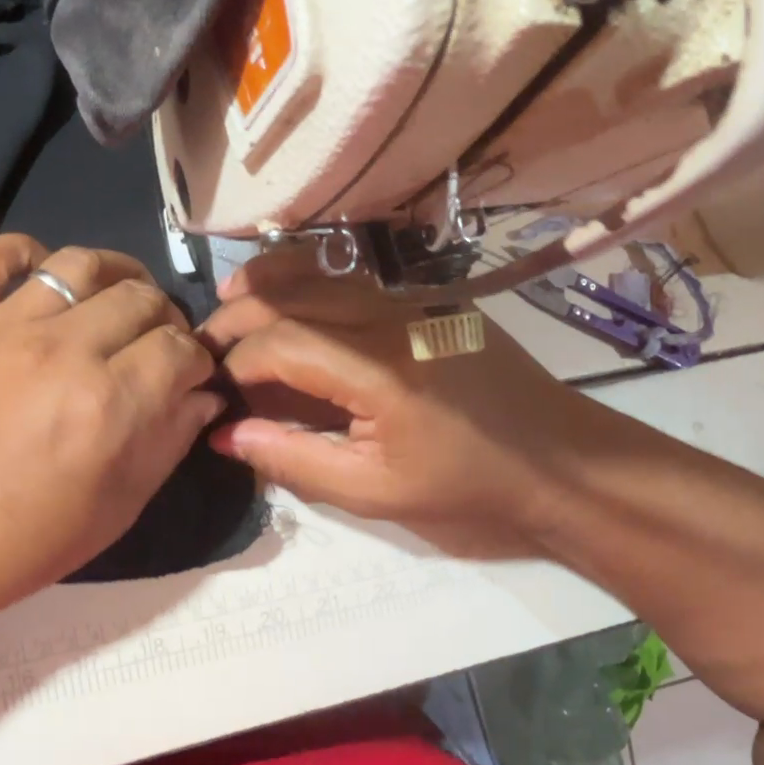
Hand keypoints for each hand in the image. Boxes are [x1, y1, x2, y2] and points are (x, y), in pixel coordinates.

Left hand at [0, 235, 223, 604]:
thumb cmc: (34, 539)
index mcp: (109, 402)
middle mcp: (62, 350)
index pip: (180, 348)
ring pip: (79, 264)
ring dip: (117, 277)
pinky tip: (43, 273)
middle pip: (141, 298)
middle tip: (158, 349)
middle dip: (166, 321)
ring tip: (120, 303)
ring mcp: (4, 328)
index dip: (198, 362)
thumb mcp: (123, 503)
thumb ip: (171, 438)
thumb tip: (204, 393)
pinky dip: (21, 252)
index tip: (192, 378)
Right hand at [198, 247, 591, 555]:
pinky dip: (305, 282)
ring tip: (230, 309)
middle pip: (288, 295)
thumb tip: (224, 433)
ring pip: (317, 273)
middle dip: (235, 319)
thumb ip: (292, 459)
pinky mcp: (424, 298)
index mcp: (374, 369)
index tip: (209, 392)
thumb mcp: (374, 491)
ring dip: (266, 288)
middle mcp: (386, 317)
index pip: (276, 344)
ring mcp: (408, 299)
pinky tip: (289, 300)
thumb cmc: (467, 484)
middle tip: (203, 350)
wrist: (560, 457)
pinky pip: (348, 277)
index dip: (232, 365)